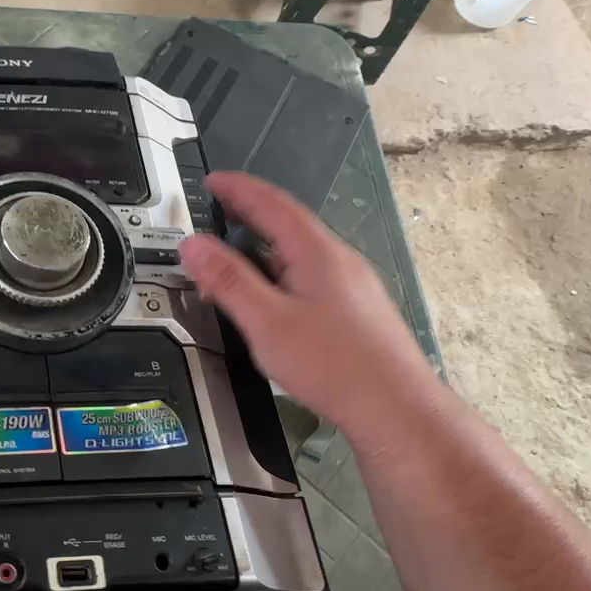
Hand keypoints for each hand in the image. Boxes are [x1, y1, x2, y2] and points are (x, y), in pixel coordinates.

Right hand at [179, 172, 446, 434]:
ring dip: (264, 243)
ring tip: (234, 253)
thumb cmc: (333, 365)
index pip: (272, 203)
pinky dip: (280, 268)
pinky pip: (311, 272)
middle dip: (250, 211)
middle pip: (289, 222)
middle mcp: (339, 260)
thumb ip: (227, 280)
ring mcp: (352, 284)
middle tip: (218, 209)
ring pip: (300, 250)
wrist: (396, 409)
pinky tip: (271, 294)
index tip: (212, 180)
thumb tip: (194, 245)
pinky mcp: (356, 308)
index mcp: (317, 253)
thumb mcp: (266, 322)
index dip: (239, 188)